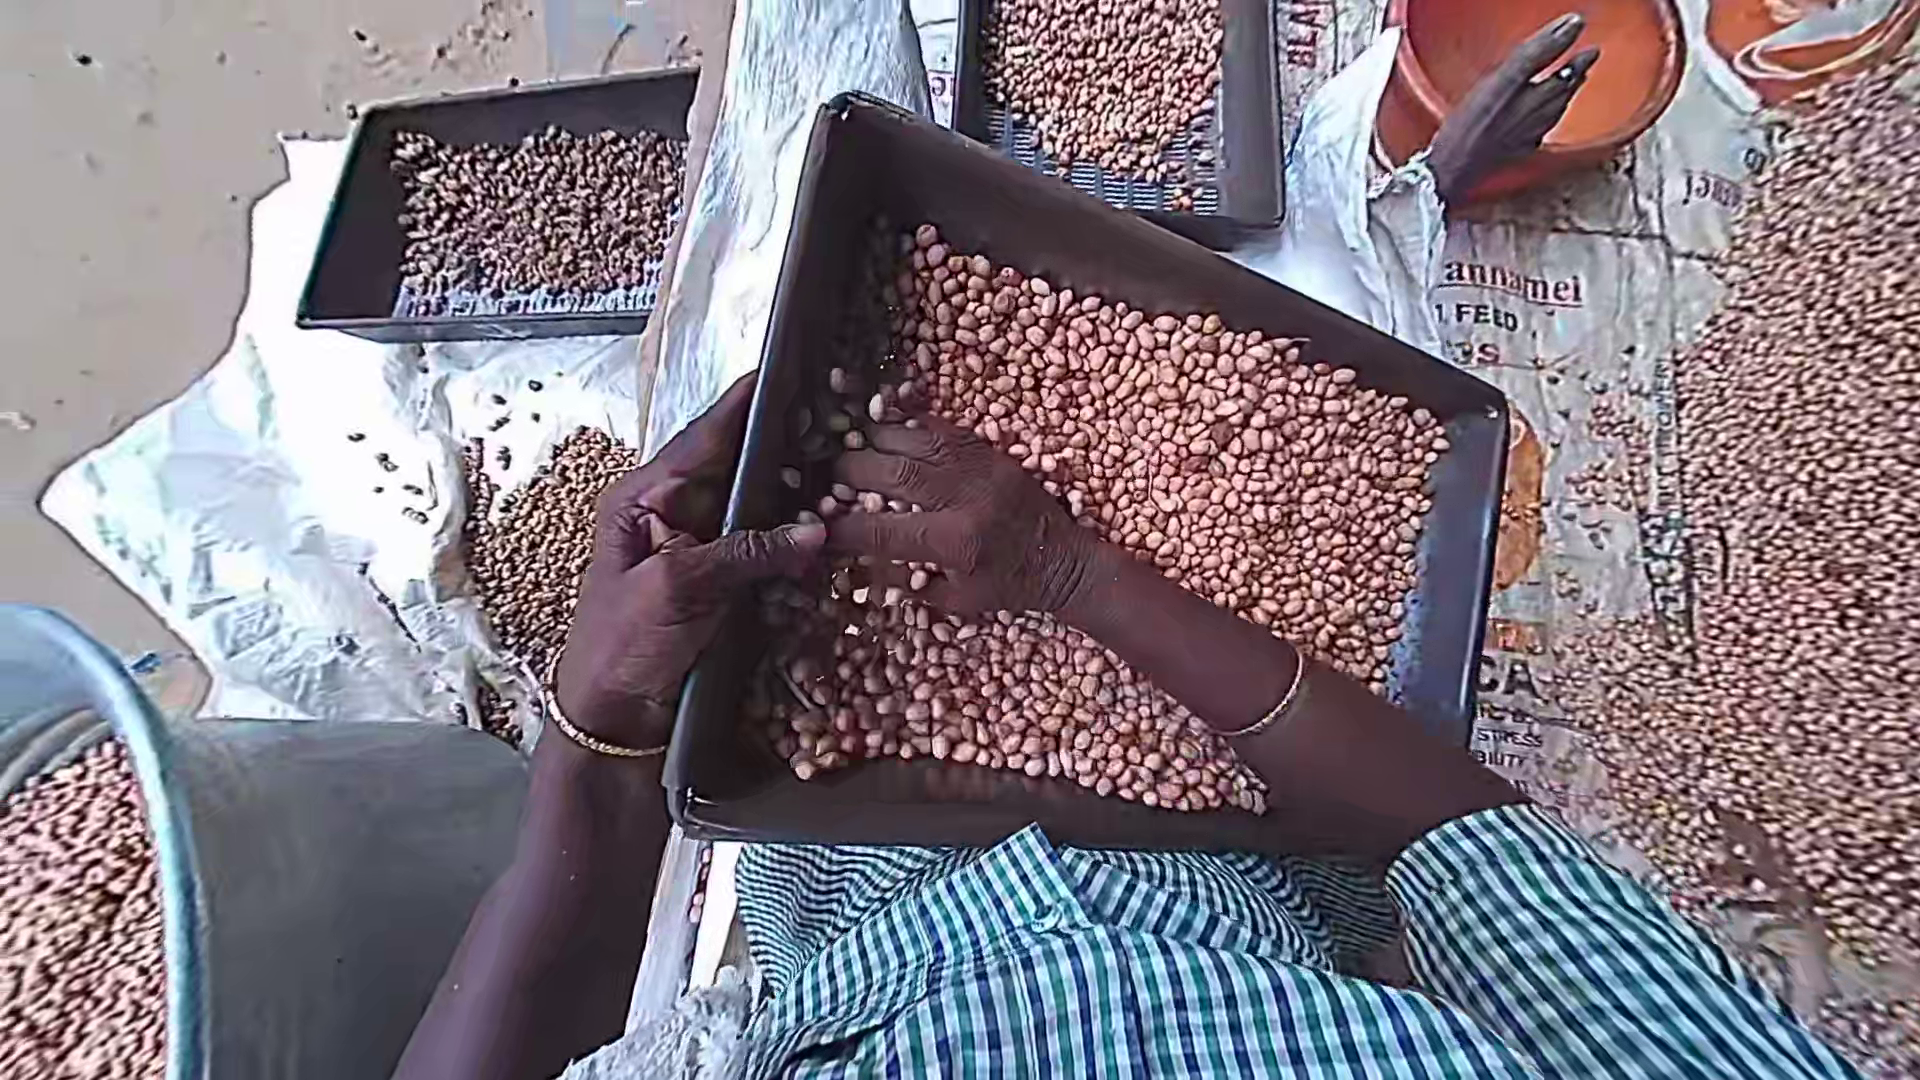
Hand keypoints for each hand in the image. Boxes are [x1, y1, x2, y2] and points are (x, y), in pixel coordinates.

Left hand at [556, 374, 825, 748]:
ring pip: (753, 502)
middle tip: (830, 419)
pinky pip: (761, 540)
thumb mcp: (677, 588)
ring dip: (790, 488)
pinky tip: (821, 521)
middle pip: (734, 465)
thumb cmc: (624, 643)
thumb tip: (816, 532)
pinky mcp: (720, 572)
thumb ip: (744, 554)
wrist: (615, 712)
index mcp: (646, 497)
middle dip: (779, 444)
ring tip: (836, 462)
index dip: (743, 406)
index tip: (781, 371)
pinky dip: (789, 531)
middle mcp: (675, 510)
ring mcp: (701, 542)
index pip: (704, 438)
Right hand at [825, 417, 1094, 613]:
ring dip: (873, 444)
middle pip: (892, 474)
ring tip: (850, 451)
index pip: (884, 531)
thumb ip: (908, 580)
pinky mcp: (991, 452)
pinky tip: (887, 432)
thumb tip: (859, 560)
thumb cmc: (1011, 586)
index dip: (844, 528)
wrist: (1066, 562)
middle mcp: (965, 498)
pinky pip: (941, 429)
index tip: (819, 527)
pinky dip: (908, 428)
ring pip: (912, 441)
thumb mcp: (958, 598)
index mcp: (957, 543)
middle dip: (848, 475)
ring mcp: (980, 469)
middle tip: (827, 480)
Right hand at [1425, 13, 1599, 202]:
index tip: (1587, 48)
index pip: (1573, 69)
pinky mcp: (1506, 160)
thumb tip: (1574, 24)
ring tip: (1559, 93)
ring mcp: (1524, 142)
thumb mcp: (1500, 82)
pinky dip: (1537, 127)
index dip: (1580, 56)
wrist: (1444, 177)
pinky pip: (1532, 138)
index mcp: (1543, 97)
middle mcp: (1541, 119)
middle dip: (1571, 79)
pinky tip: (1531, 128)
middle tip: (1579, 67)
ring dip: (1557, 102)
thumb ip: (1538, 52)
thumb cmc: (1466, 133)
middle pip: (1564, 94)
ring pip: (1551, 115)